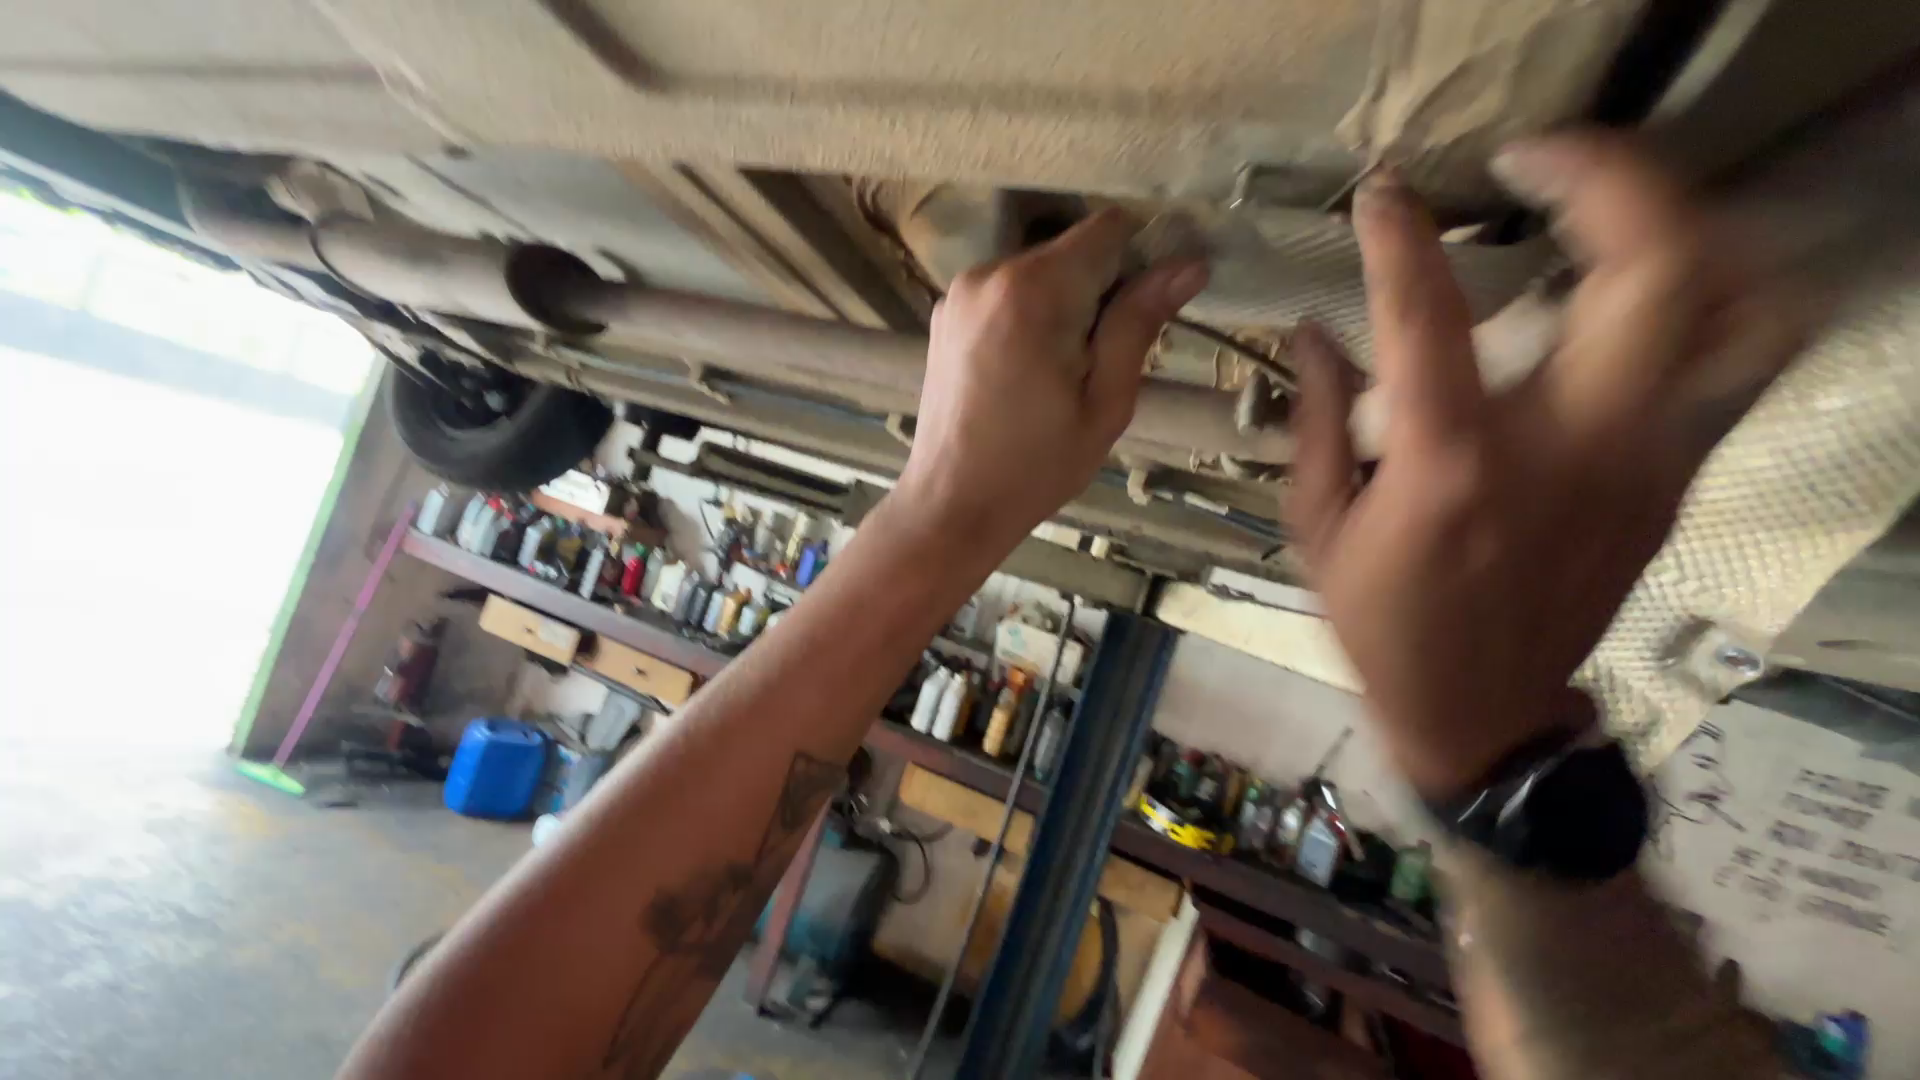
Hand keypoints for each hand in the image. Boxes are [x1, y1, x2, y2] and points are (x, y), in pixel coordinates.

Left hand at [895, 209, 1208, 548]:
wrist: (952, 503)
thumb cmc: (1037, 466)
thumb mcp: (1106, 401)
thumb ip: (1140, 323)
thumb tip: (1189, 264)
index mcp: (1033, 290)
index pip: (1108, 229)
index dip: (1138, 261)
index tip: (1142, 314)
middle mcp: (988, 272)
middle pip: (1070, 250)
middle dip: (1097, 290)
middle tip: (1096, 363)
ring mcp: (959, 292)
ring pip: (1038, 271)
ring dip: (1062, 304)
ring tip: (1056, 373)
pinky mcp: (944, 314)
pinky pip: (1005, 293)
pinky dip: (1027, 315)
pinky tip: (1023, 370)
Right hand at [1288, 133, 1804, 798]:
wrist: (1481, 711)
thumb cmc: (1378, 624)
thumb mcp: (1315, 527)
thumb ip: (1315, 421)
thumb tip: (1315, 332)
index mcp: (1447, 468)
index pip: (1427, 320)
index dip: (1398, 241)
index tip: (1380, 195)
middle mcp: (1563, 450)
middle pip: (1651, 272)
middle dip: (1606, 179)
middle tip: (1537, 156)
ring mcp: (1639, 462)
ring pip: (1729, 302)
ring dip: (1675, 228)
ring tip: (1602, 208)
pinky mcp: (1670, 480)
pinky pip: (1711, 361)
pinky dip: (1681, 300)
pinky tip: (1616, 297)